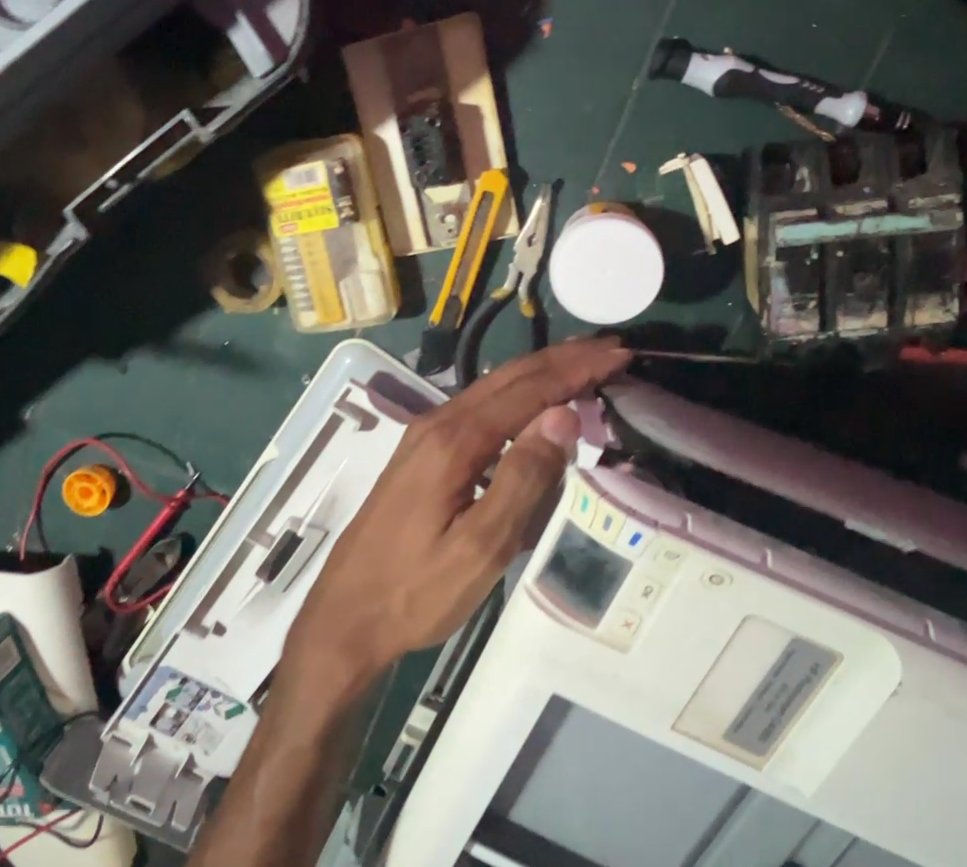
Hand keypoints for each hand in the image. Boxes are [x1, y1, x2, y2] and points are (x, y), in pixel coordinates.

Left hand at [280, 337, 631, 697]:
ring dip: (538, 378)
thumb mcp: (480, 546)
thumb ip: (523, 479)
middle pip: (507, 379)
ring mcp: (423, 440)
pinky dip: (515, 402)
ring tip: (583, 373)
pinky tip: (532, 415)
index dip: (575, 368)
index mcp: (454, 441)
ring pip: (490, 392)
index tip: (621, 353)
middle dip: (561, 360)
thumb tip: (562, 414)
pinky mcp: (420, 458)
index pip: (527, 388)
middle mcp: (436, 425)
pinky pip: (477, 414)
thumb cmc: (416, 591)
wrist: (346, 615)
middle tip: (612, 352)